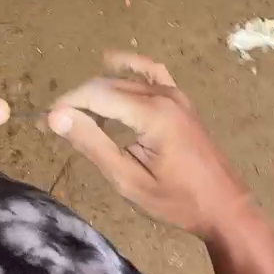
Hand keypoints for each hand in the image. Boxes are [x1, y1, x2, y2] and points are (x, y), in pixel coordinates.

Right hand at [49, 51, 256, 240]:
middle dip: (78, 101)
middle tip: (57, 126)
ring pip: (123, 81)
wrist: (226, 209)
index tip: (47, 123)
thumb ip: (92, 144)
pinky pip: (150, 72)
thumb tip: (57, 117)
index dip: (67, 105)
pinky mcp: (179, 100)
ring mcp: (174, 94)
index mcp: (152, 114)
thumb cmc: (177, 201)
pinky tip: (111, 64)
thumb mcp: (128, 180)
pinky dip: (128, 68)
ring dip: (96, 93)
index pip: (95, 95)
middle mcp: (163, 95)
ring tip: (77, 116)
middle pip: (106, 85)